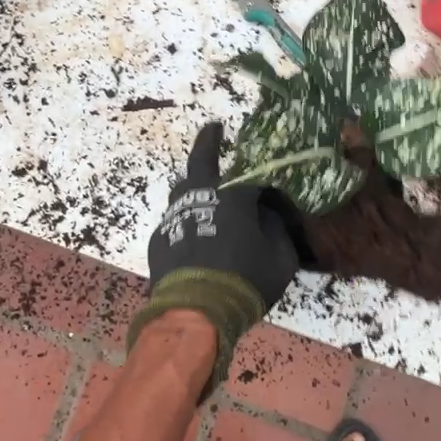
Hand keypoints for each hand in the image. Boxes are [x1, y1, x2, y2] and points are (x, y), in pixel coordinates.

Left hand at [130, 123, 304, 392]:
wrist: (196, 311)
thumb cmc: (245, 280)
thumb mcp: (281, 259)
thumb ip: (279, 230)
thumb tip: (270, 214)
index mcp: (233, 194)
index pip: (251, 173)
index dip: (262, 178)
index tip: (267, 178)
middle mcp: (201, 194)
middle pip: (202, 159)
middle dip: (209, 140)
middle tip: (214, 129)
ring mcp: (175, 214)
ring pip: (184, 188)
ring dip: (196, 185)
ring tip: (206, 191)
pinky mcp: (160, 236)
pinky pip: (176, 219)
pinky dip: (187, 219)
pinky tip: (195, 234)